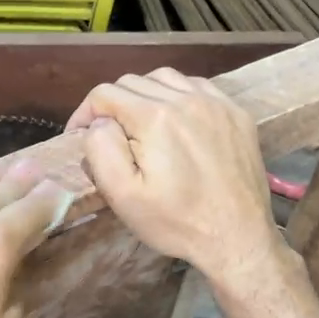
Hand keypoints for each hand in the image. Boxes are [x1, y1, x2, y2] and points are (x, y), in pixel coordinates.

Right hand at [67, 68, 286, 293]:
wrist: (238, 239)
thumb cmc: (175, 221)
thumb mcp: (122, 194)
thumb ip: (101, 149)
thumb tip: (99, 122)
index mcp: (154, 118)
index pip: (104, 94)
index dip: (84, 113)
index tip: (79, 137)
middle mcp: (185, 99)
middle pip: (132, 82)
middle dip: (111, 104)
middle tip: (109, 136)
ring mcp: (216, 103)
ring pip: (164, 77)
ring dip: (143, 94)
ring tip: (139, 124)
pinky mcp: (237, 114)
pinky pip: (197, 86)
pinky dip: (177, 94)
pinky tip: (175, 120)